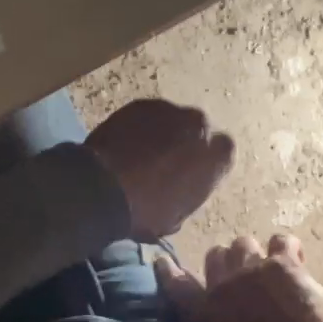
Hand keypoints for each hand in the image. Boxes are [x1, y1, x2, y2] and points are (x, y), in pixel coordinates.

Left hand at [84, 99, 234, 239]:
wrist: (101, 189)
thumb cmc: (145, 212)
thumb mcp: (176, 218)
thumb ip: (190, 195)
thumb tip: (183, 190)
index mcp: (218, 155)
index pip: (221, 155)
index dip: (203, 166)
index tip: (189, 176)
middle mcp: (202, 124)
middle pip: (198, 133)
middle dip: (186, 144)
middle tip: (164, 163)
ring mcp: (171, 110)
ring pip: (173, 122)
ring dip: (164, 134)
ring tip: (142, 153)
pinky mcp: (142, 103)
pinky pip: (147, 116)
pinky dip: (140, 127)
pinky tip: (126, 143)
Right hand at [155, 234, 322, 321]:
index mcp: (202, 315)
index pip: (175, 285)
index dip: (168, 272)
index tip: (163, 261)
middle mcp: (221, 286)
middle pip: (214, 255)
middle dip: (224, 262)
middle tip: (237, 276)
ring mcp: (252, 271)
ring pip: (243, 243)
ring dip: (251, 253)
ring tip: (265, 267)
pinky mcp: (283, 264)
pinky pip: (280, 241)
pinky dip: (287, 248)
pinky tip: (295, 259)